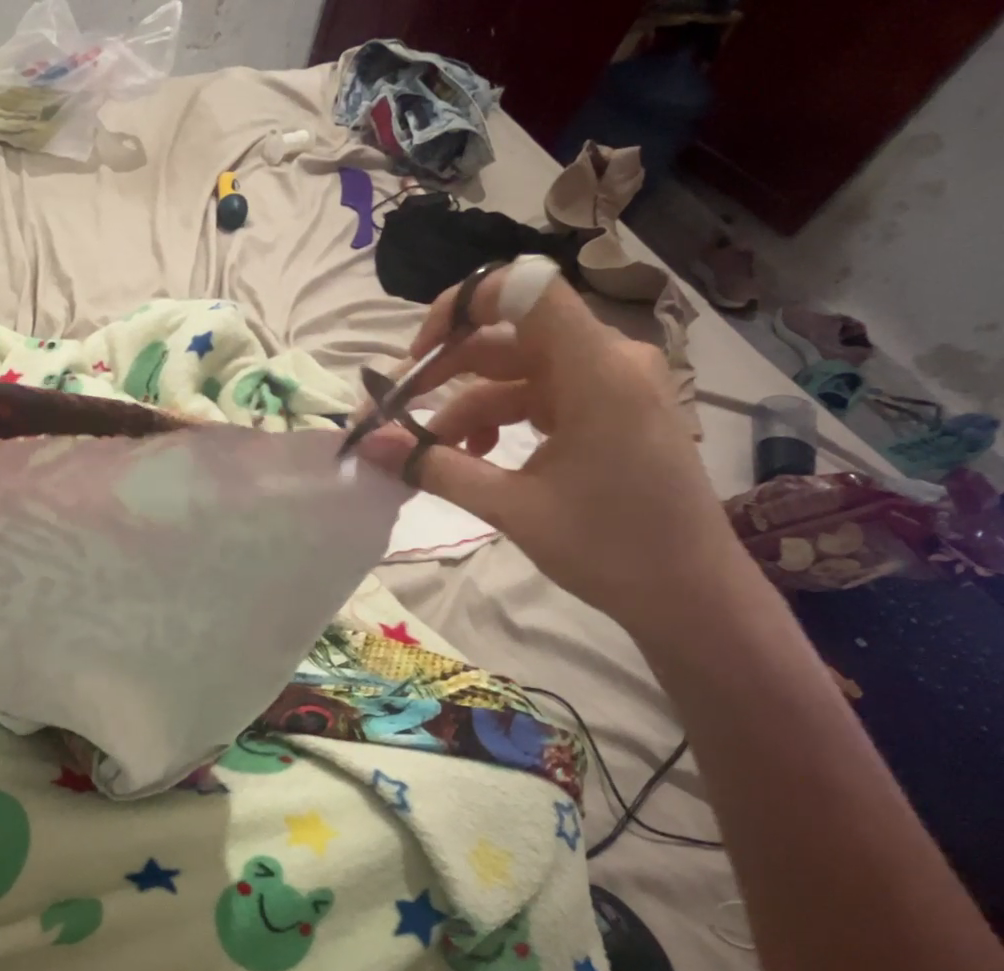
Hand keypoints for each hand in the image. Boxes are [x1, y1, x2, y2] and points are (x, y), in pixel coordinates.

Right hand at [355, 264, 747, 629]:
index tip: (414, 355)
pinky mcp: (609, 408)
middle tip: (395, 410)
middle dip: (444, 369)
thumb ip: (434, 467)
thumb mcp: (510, 507)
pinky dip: (499, 416)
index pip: (527, 290)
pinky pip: (539, 394)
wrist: (689, 592)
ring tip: (429, 451)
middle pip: (509, 333)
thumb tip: (368, 444)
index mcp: (595, 371)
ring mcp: (612, 384)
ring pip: (517, 370)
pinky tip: (476, 454)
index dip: (462, 304)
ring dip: (465, 404)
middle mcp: (608, 361)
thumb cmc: (608, 547)